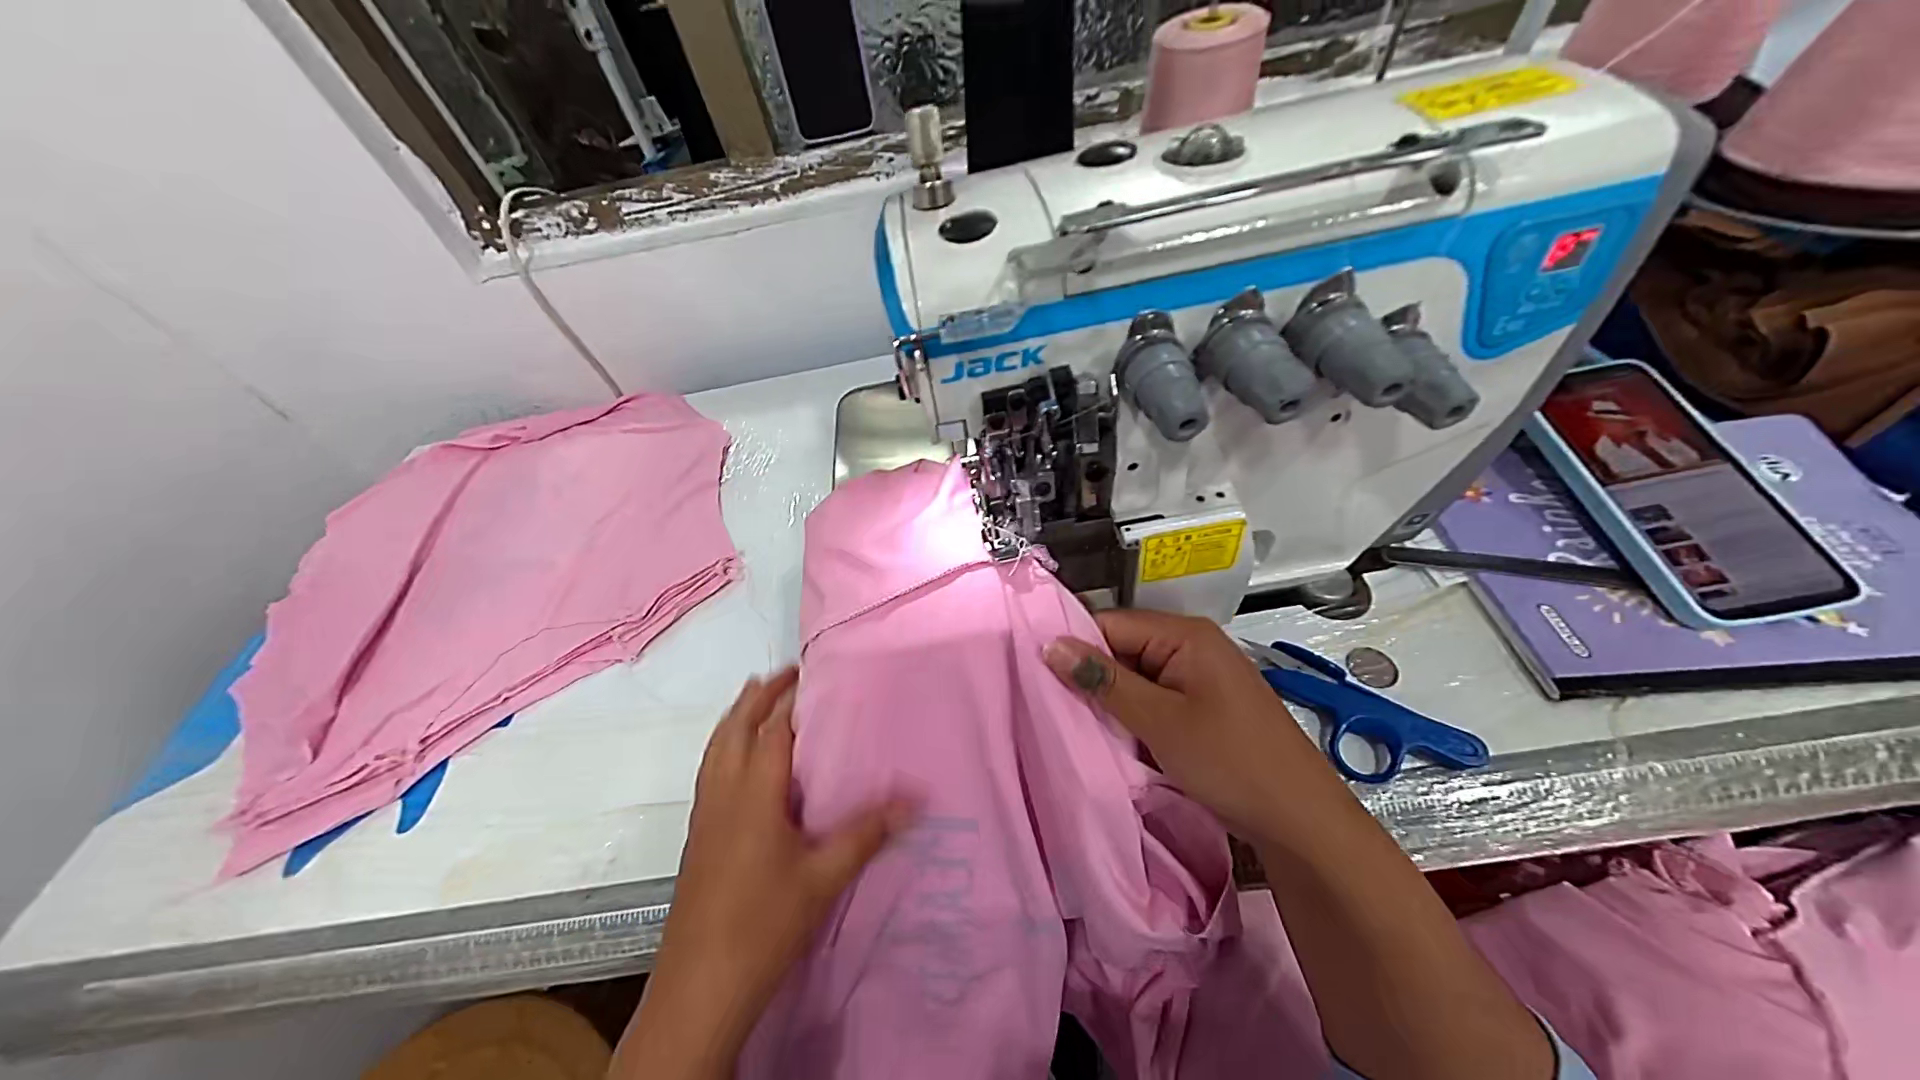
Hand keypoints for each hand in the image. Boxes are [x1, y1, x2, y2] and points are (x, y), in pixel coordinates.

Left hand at [614, 668, 917, 1077]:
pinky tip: (739, 760)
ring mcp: (705, 813)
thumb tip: (916, 801)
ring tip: (757, 698)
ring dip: (736, 716)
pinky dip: (724, 744)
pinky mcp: (697, 834)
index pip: (771, 729)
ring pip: (715, 747)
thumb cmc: (765, 923)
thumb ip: (868, 832)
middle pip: (735, 728)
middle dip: (758, 696)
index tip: (810, 671)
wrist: (700, 984)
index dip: (789, 697)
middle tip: (784, 673)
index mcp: (753, 792)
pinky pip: (709, 769)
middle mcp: (723, 792)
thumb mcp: (824, 877)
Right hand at [1042, 610, 1340, 846]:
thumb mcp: (1159, 720)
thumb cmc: (1230, 761)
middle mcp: (1192, 645)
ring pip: (1135, 675)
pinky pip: (1154, 696)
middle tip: (1053, 705)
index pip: (1110, 623)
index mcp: (1185, 634)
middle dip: (1092, 675)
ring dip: (1112, 698)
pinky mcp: (1202, 704)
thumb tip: (1048, 644)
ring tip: (1078, 722)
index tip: (1036, 674)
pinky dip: (1133, 713)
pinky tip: (1115, 735)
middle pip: (1122, 646)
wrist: (1299, 819)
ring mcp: (1199, 675)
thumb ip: (1103, 680)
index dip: (1075, 646)